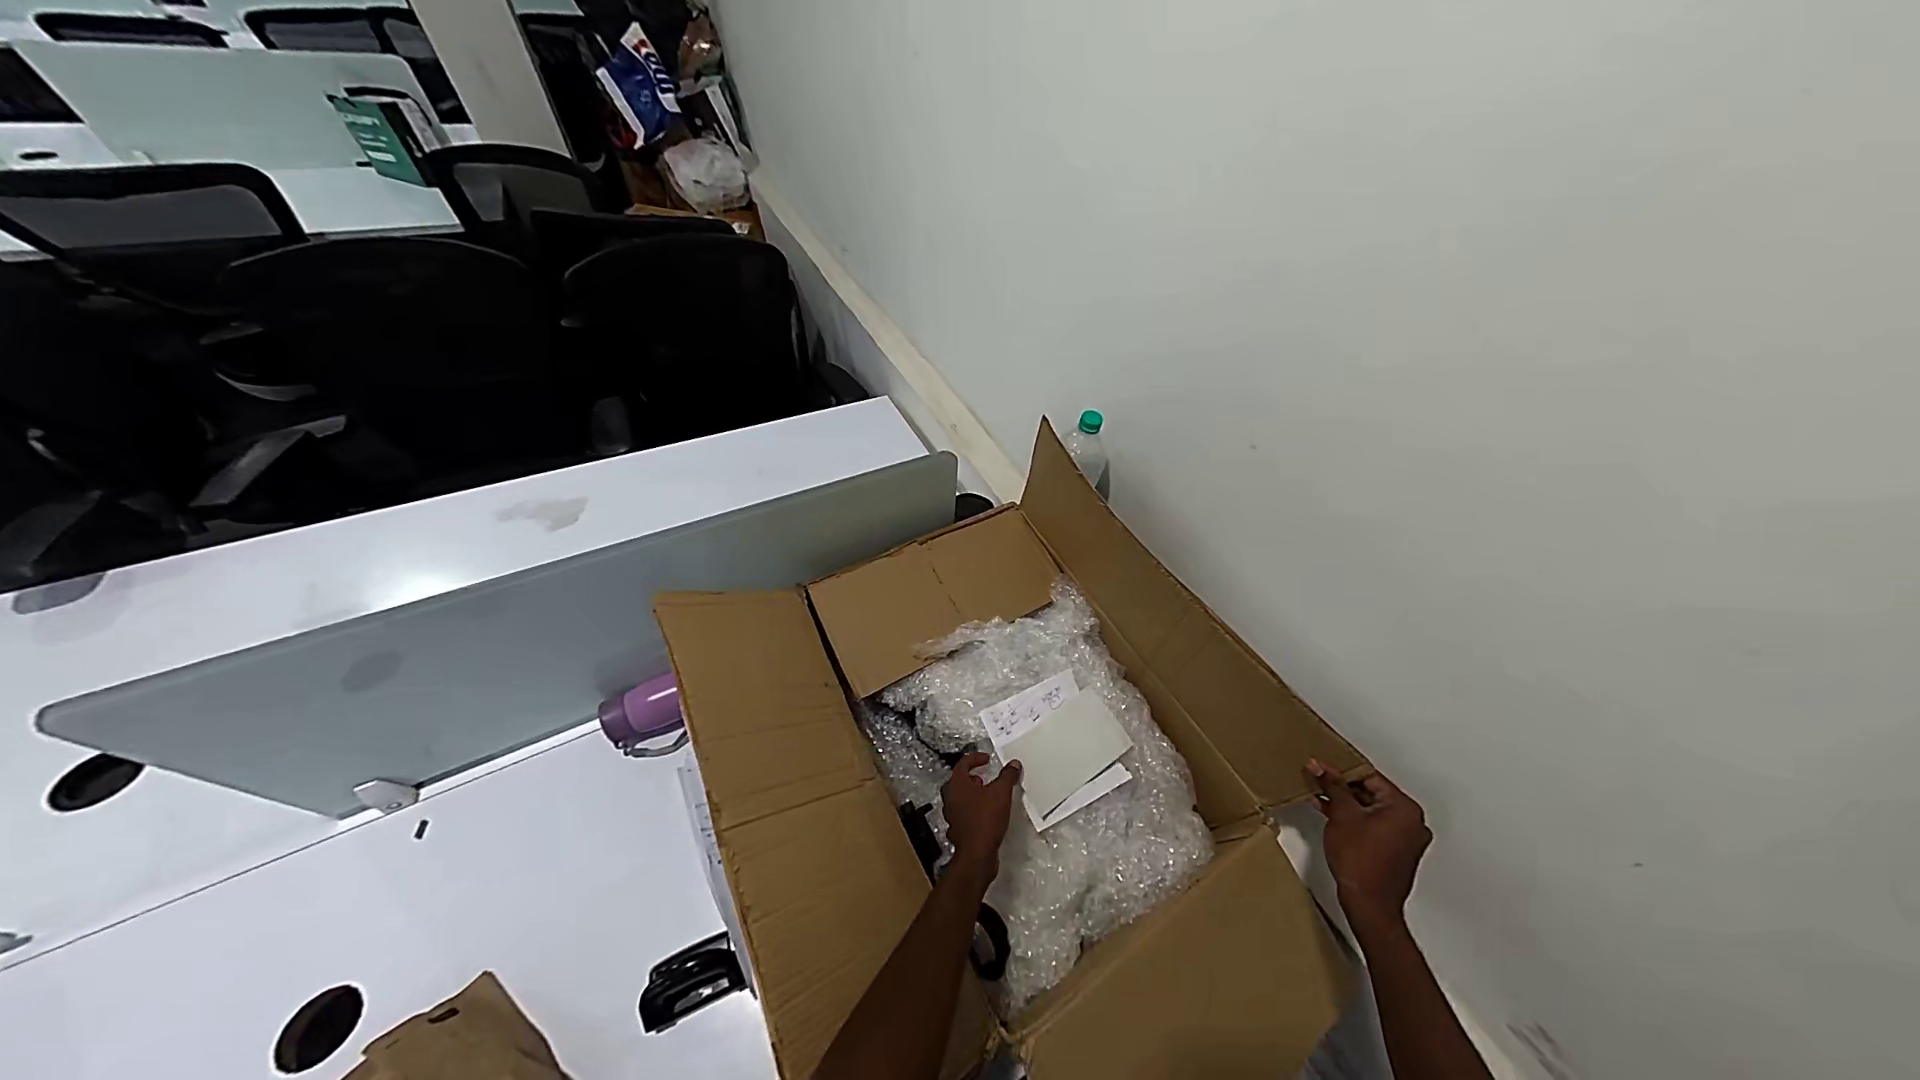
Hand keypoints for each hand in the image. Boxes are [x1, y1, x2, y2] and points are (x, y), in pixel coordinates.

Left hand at [943, 752, 1020, 876]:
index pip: (963, 763)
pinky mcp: (956, 829)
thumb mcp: (1001, 793)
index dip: (975, 758)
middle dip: (971, 776)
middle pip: (958, 780)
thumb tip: (1013, 764)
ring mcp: (951, 814)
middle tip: (984, 776)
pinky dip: (972, 809)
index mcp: (957, 784)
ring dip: (971, 793)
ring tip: (986, 794)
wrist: (976, 853)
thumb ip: (1007, 776)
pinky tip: (983, 813)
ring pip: (959, 797)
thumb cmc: (986, 819)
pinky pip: (962, 813)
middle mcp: (950, 797)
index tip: (987, 759)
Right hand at [1306, 759, 1431, 930]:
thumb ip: (1332, 786)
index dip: (1341, 769)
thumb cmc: (1361, 861)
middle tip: (1318, 778)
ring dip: (1345, 802)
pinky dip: (1353, 818)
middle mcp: (1411, 821)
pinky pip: (1373, 824)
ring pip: (1370, 809)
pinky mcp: (1395, 850)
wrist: (1368, 902)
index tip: (1322, 766)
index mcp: (1404, 808)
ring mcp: (1405, 838)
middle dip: (1342, 785)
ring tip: (1319, 795)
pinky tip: (1330, 813)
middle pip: (1371, 792)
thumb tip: (1320, 767)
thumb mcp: (1342, 814)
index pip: (1370, 776)